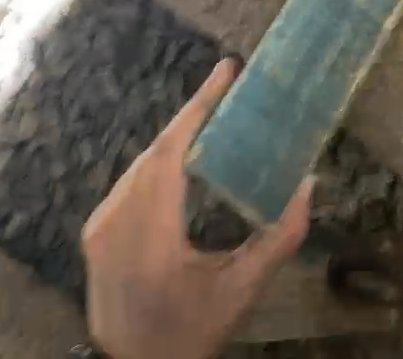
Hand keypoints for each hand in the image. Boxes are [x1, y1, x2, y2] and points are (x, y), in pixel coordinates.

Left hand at [81, 59, 313, 358]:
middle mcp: (116, 223)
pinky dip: (160, 161)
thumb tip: (308, 183)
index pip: (172, 151)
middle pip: (158, 150)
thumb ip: (280, 238)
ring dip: (177, 137)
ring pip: (143, 162)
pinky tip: (185, 156)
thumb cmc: (192, 331)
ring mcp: (99, 226)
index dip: (198, 107)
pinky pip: (131, 180)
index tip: (225, 70)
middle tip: (228, 89)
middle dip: (194, 115)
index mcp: (150, 236)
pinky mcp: (94, 232)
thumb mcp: (241, 292)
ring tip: (213, 115)